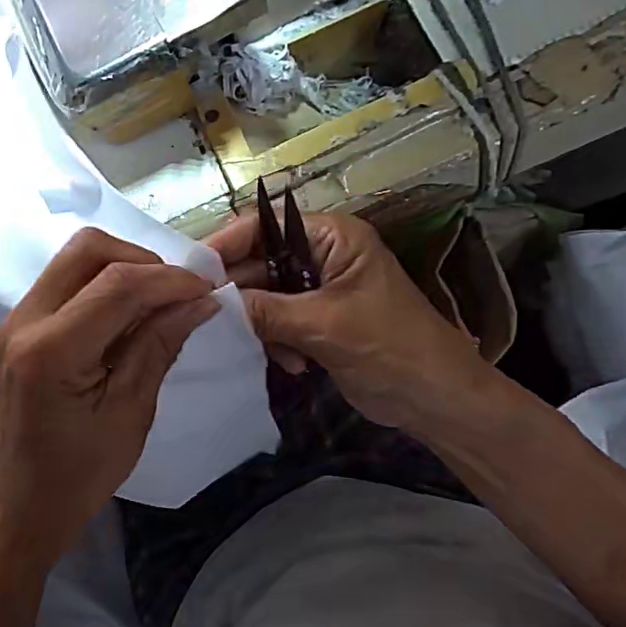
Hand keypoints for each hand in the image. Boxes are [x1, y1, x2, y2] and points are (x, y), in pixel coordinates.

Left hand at [0, 228, 219, 561]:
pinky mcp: (22, 323)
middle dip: (142, 259)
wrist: (30, 500)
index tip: (208, 291)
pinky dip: (103, 281)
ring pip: (75, 257)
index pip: (117, 285)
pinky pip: (67, 278)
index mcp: (50, 351)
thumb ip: (159, 344)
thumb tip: (200, 299)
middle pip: (88, 249)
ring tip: (158, 301)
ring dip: (123, 266)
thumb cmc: (83, 471)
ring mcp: (18, 318)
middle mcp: (25, 320)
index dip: (169, 279)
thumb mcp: (132, 410)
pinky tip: (129, 311)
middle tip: (178, 294)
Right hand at [206, 210, 499, 435]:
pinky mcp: (315, 318)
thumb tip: (210, 301)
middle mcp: (321, 254)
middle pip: (259, 262)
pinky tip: (296, 364)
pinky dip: (277, 341)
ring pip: (263, 294)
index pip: (264, 226)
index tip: (190, 271)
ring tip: (279, 352)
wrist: (435, 400)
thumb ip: (265, 310)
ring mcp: (318, 287)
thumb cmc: (391, 348)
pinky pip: (275, 320)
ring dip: (262, 325)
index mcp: (333, 237)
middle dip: (243, 294)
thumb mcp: (324, 326)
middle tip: (211, 318)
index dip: (225, 244)